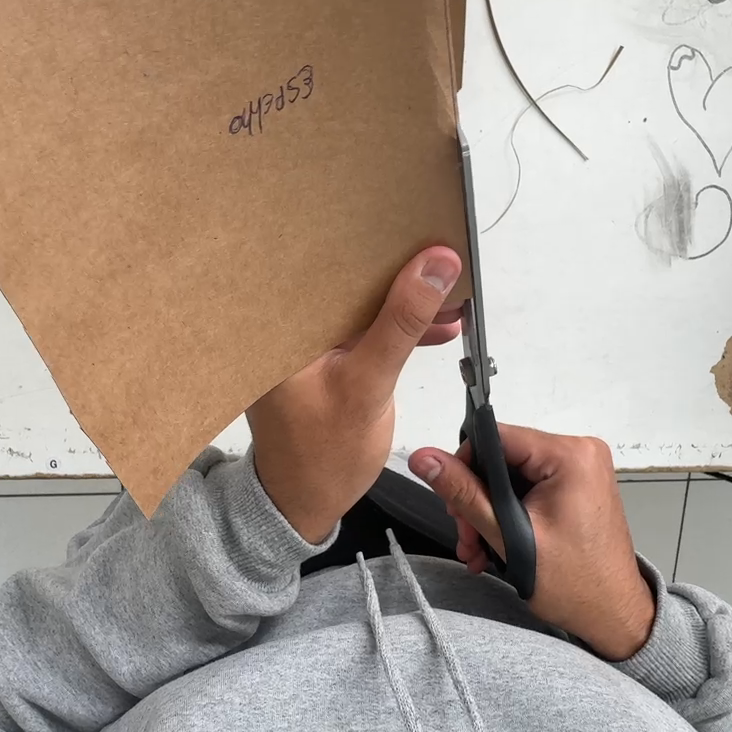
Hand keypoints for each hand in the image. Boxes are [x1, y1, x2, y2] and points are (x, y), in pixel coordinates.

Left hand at [248, 246, 463, 543]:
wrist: (306, 502)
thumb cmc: (320, 455)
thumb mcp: (367, 383)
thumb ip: (400, 323)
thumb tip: (433, 266)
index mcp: (282, 326)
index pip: (323, 263)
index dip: (368, 241)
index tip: (413, 229)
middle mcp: (290, 328)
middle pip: (345, 280)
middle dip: (394, 267)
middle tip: (438, 254)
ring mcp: (311, 344)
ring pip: (363, 305)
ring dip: (405, 301)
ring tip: (449, 293)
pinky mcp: (330, 360)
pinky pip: (368, 331)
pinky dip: (400, 329)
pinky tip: (437, 325)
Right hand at [410, 426, 654, 659]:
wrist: (616, 618)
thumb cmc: (574, 584)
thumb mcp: (509, 536)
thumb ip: (463, 493)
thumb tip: (423, 457)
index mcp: (570, 455)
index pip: (495, 437)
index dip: (465, 466)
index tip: (454, 504)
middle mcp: (580, 452)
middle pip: (501, 458)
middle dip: (475, 499)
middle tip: (467, 537)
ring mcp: (580, 469)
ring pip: (510, 476)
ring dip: (487, 512)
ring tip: (477, 548)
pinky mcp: (577, 486)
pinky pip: (528, 488)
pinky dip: (508, 513)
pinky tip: (495, 544)